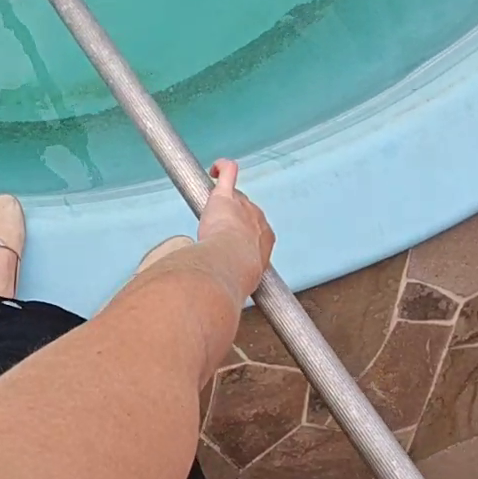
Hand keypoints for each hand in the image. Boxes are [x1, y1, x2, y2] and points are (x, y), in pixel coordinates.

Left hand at [194, 159, 274, 300]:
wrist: (229, 264)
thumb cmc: (235, 276)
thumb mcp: (242, 283)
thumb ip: (235, 287)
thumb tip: (224, 310)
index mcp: (265, 240)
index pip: (254, 231)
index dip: (242, 236)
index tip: (232, 247)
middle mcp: (258, 220)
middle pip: (244, 212)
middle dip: (231, 220)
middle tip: (216, 235)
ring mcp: (243, 206)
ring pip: (234, 198)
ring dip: (223, 204)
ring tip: (212, 216)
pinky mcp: (225, 197)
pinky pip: (228, 174)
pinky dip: (222, 169)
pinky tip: (214, 168)